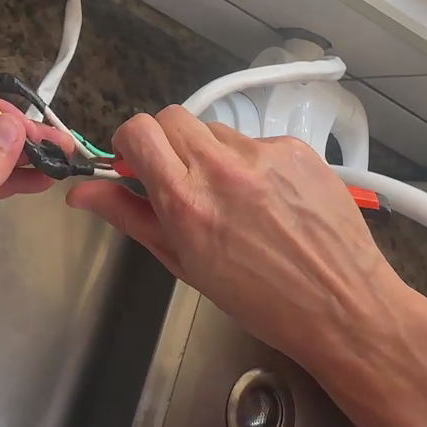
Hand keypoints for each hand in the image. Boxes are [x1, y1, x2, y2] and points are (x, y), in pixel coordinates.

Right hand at [66, 106, 401, 366]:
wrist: (344, 308)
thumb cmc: (258, 299)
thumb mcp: (183, 263)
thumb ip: (129, 216)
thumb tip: (82, 192)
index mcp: (185, 199)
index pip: (137, 130)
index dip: (130, 142)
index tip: (136, 161)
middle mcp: (220, 167)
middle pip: (170, 117)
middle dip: (166, 142)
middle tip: (181, 176)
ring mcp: (261, 153)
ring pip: (213, 129)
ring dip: (211, 152)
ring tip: (234, 196)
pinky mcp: (294, 147)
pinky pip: (255, 140)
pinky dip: (252, 161)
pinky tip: (269, 197)